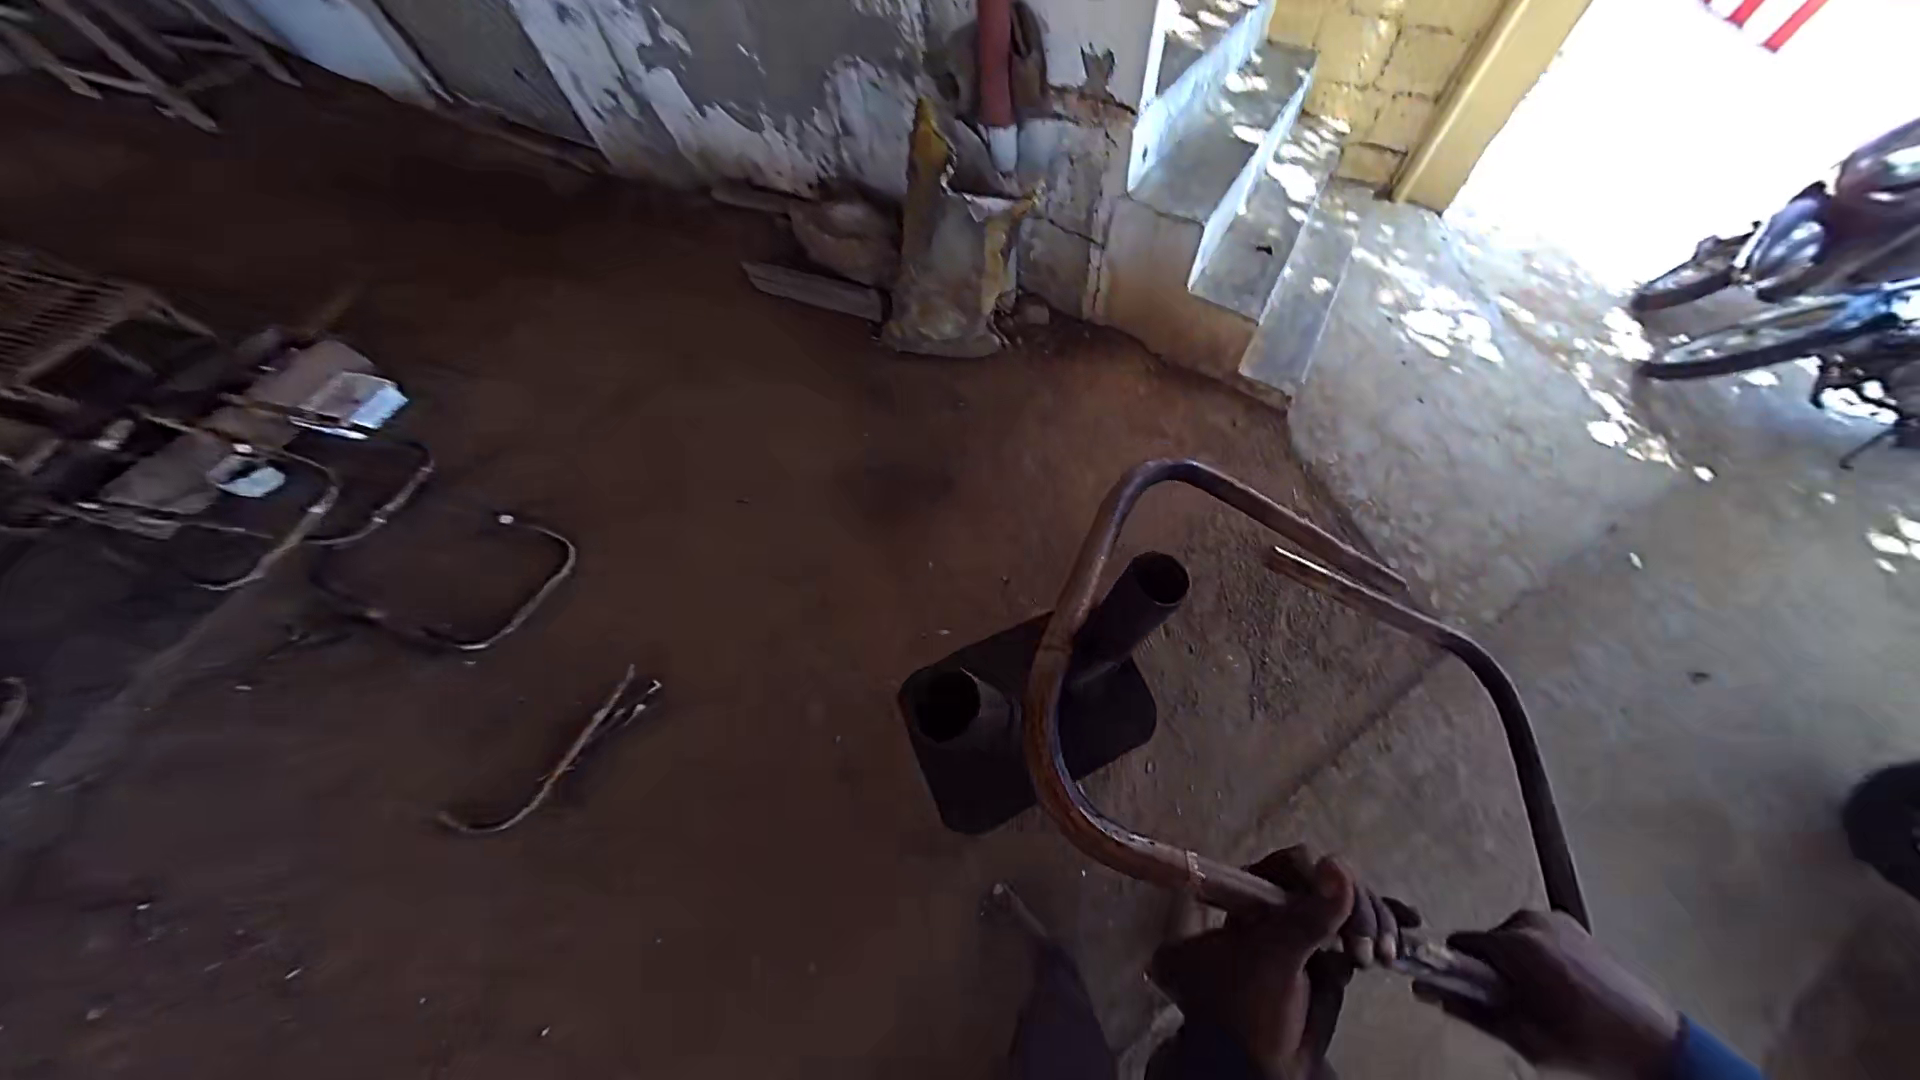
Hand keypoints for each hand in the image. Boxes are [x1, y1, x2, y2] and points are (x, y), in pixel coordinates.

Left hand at [1149, 848, 1417, 1078]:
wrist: (1261, 1062)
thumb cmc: (1249, 1007)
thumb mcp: (1274, 958)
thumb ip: (1306, 916)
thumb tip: (1337, 864)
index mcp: (1248, 891)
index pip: (1293, 863)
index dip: (1324, 880)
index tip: (1347, 910)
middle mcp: (1276, 898)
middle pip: (1327, 879)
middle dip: (1357, 906)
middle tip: (1368, 950)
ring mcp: (1304, 920)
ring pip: (1348, 899)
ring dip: (1375, 919)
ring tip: (1382, 957)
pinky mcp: (1328, 946)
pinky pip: (1358, 924)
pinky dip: (1385, 924)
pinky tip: (1409, 923)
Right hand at [1413, 910, 1680, 1079]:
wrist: (1666, 1052)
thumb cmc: (1592, 1046)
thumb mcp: (1526, 1038)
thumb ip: (1470, 1011)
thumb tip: (1425, 992)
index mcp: (1516, 942)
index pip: (1461, 944)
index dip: (1463, 970)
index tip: (1478, 992)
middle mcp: (1530, 920)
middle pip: (1487, 940)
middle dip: (1494, 968)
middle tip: (1520, 1003)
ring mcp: (1554, 919)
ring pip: (1510, 937)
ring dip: (1516, 962)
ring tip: (1546, 998)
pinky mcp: (1573, 926)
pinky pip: (1536, 936)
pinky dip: (1539, 956)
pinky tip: (1563, 986)